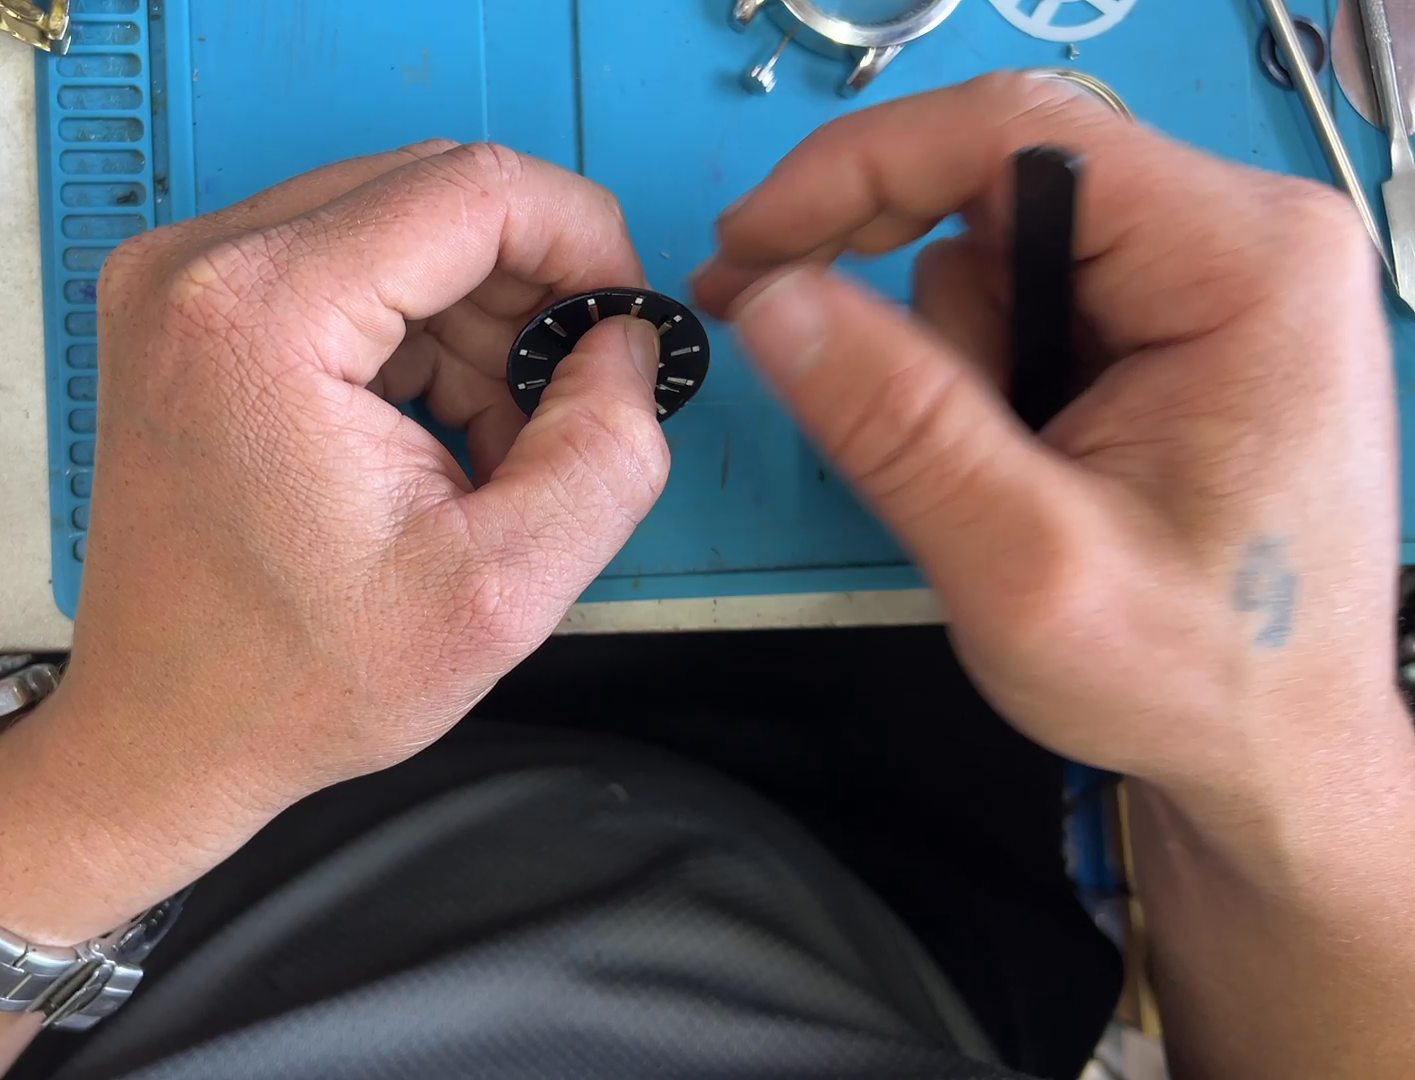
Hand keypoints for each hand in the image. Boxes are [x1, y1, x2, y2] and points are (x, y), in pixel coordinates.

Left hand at [56, 141, 666, 822]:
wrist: (167, 731)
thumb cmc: (300, 683)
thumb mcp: (501, 591)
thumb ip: (608, 453)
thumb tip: (624, 346)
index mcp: (264, 312)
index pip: (474, 189)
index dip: (582, 239)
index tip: (622, 321)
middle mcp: (200, 269)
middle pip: (430, 202)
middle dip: (529, 293)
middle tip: (567, 402)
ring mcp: (182, 288)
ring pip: (393, 240)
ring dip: (473, 328)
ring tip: (496, 449)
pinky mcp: (191, 322)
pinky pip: (343, 282)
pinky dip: (415, 344)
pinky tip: (434, 439)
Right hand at [694, 74, 1407, 813]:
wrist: (1260, 747)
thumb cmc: (1173, 669)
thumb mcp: (1015, 558)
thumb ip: (892, 423)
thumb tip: (765, 301)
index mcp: (1230, 261)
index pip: (1006, 138)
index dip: (848, 173)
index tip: (740, 248)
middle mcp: (1217, 240)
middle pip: (982, 173)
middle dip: (857, 245)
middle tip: (755, 309)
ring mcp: (1172, 284)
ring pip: (972, 254)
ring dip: (914, 346)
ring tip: (947, 460)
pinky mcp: (1131, 331)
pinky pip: (987, 305)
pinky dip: (937, 367)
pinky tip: (972, 448)